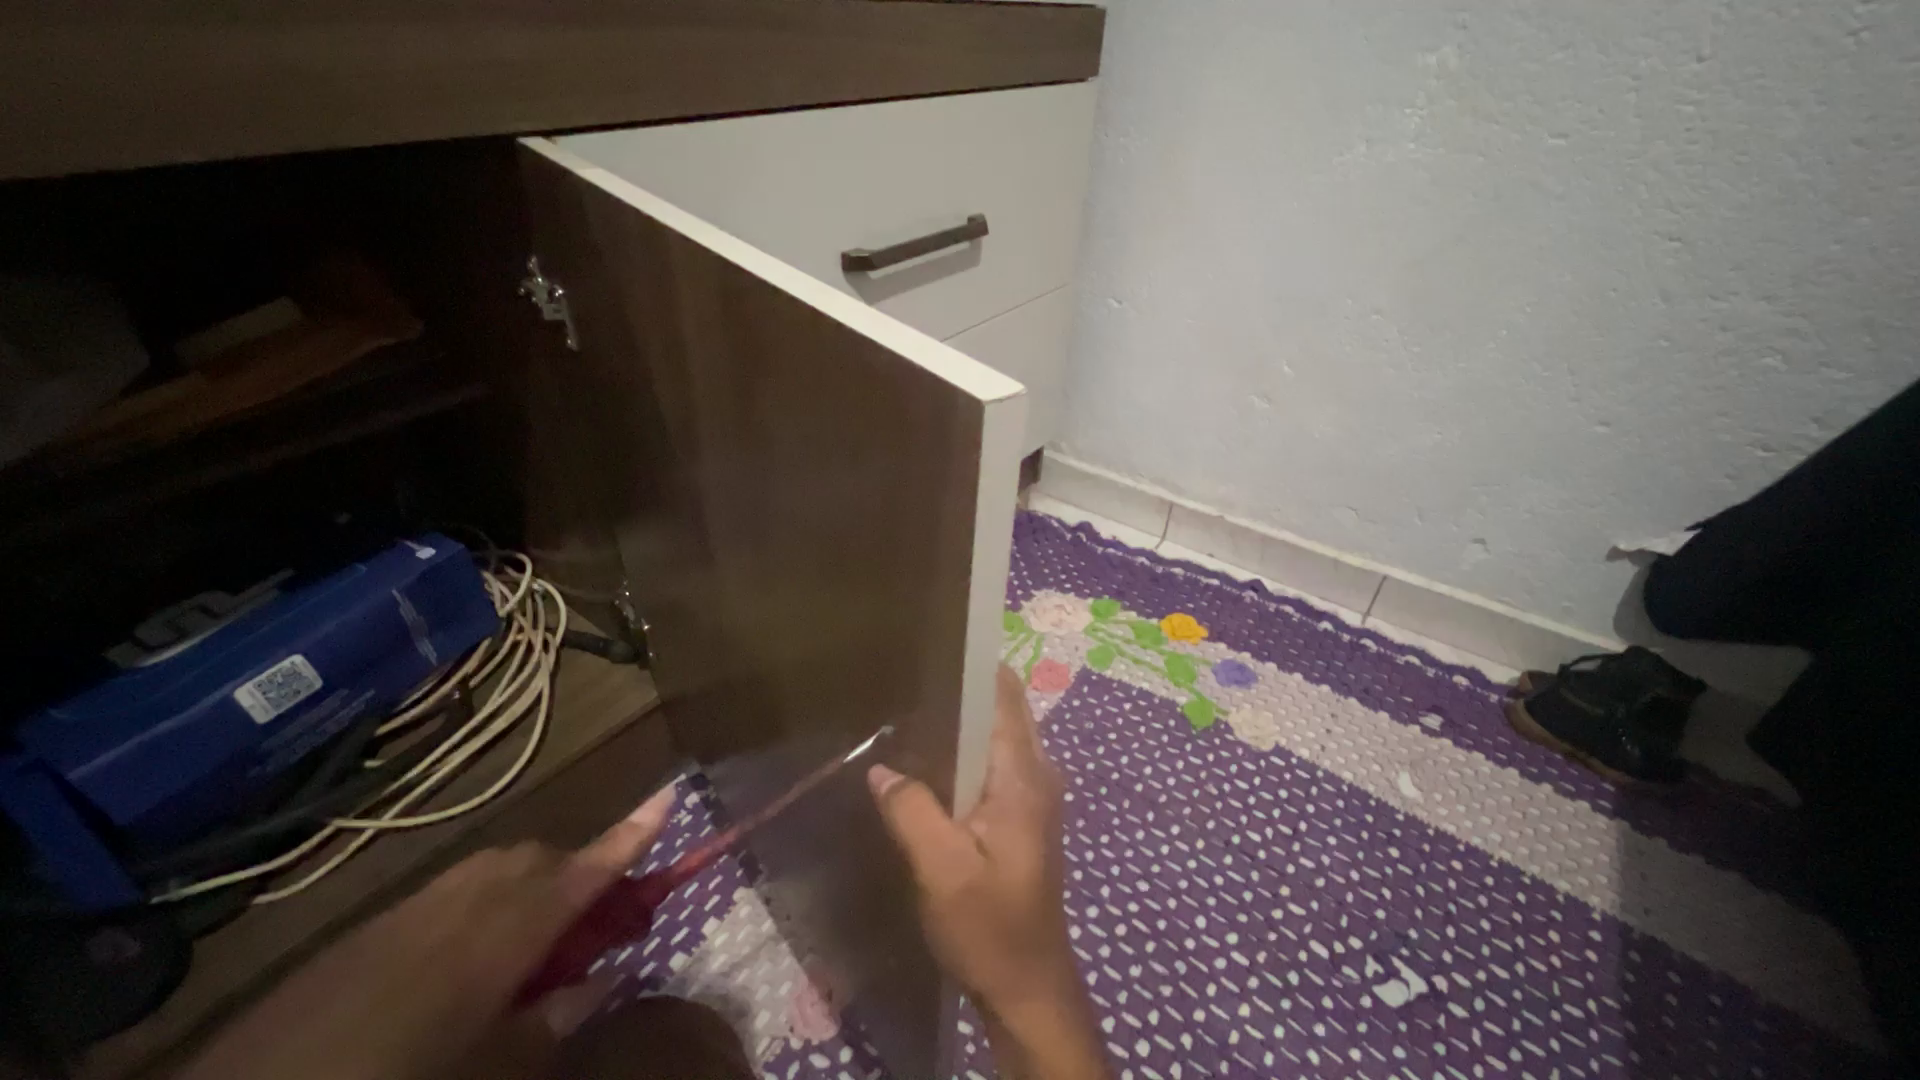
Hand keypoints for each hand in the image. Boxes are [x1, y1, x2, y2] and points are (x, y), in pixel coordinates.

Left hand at [179, 786, 677, 1079]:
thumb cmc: (398, 1079)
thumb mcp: (494, 1067)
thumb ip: (555, 1017)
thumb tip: (605, 979)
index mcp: (501, 937)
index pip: (584, 873)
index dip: (630, 837)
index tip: (670, 797)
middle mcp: (465, 902)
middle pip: (544, 861)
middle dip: (582, 873)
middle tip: (600, 923)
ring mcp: (417, 906)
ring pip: (500, 867)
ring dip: (537, 884)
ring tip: (541, 938)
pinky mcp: (377, 922)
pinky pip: (457, 887)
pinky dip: (491, 899)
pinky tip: (476, 950)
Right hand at [869, 666, 1108, 1079]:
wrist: (1028, 986)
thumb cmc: (989, 927)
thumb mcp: (940, 869)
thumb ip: (911, 810)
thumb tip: (881, 768)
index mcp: (1024, 777)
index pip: (1004, 696)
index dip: (974, 665)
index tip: (931, 644)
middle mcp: (1038, 775)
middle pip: (1001, 711)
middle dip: (959, 691)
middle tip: (905, 681)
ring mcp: (1034, 796)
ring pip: (996, 739)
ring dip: (959, 726)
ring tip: (907, 714)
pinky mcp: (1024, 817)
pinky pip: (994, 766)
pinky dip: (964, 755)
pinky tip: (927, 764)